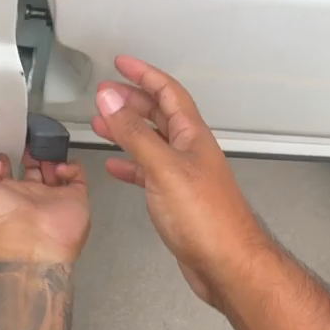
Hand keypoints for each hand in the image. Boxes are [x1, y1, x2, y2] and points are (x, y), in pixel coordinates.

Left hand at [0, 151, 90, 264]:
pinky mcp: (74, 200)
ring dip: (51, 157)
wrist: (25, 248)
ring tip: (46, 149)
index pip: (0, 176)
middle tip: (30, 142)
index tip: (3, 153)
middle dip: (30, 154)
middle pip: (29, 172)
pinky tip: (60, 167)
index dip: (0, 161)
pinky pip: (77, 179)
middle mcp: (23, 200)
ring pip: (53, 172)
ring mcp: (49, 200)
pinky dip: (72, 168)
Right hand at [91, 56, 273, 306]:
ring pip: (151, 141)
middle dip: (131, 100)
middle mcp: (189, 149)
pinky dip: (130, 165)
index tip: (122, 63)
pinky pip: (149, 171)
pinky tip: (116, 167)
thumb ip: (134, 133)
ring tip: (102, 123)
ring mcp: (184, 174)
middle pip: (159, 113)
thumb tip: (110, 99)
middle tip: (105, 93)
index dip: (144, 74)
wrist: (228, 265)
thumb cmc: (206, 218)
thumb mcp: (164, 168)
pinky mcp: (177, 199)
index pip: (167, 91)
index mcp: (192, 134)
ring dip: (127, 130)